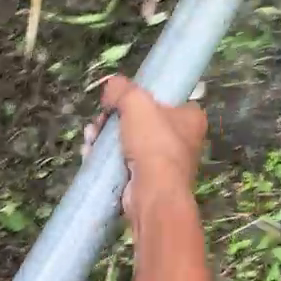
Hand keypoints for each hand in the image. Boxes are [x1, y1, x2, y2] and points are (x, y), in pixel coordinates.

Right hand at [94, 75, 206, 221]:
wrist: (153, 194)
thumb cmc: (154, 143)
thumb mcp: (136, 102)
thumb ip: (121, 88)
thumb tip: (110, 87)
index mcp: (190, 118)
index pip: (167, 100)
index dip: (142, 97)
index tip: (122, 99)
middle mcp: (182, 142)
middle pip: (142, 122)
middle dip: (114, 120)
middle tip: (100, 121)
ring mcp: (164, 165)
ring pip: (129, 143)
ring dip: (105, 138)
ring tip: (90, 137)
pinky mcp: (147, 183)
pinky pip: (122, 164)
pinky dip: (105, 159)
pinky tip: (90, 153)